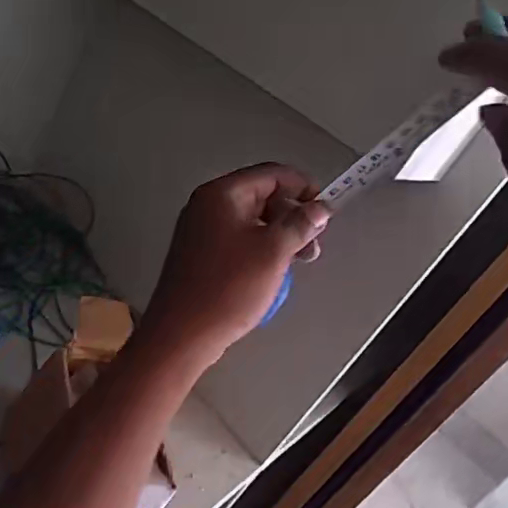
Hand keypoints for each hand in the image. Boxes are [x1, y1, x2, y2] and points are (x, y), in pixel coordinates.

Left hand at [136, 163, 329, 364]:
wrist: (183, 333)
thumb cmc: (228, 288)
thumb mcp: (273, 252)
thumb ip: (300, 224)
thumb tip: (320, 207)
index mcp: (221, 194)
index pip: (272, 174)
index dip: (303, 188)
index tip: (324, 213)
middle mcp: (207, 205)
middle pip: (261, 196)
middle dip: (292, 217)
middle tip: (312, 246)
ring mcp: (200, 230)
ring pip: (251, 221)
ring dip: (279, 237)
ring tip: (298, 263)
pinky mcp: (200, 254)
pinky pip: (237, 240)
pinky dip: (259, 250)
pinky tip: (272, 272)